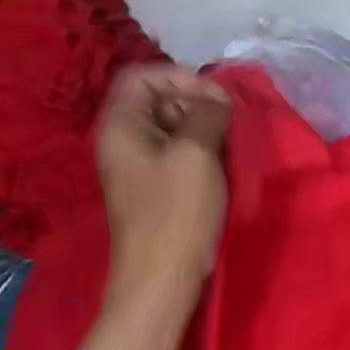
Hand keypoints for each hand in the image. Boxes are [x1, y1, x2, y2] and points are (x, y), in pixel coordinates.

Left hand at [95, 65, 229, 280]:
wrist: (164, 274)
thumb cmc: (177, 211)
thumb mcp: (196, 152)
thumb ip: (208, 113)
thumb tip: (217, 97)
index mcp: (120, 125)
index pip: (143, 75)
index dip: (181, 78)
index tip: (216, 99)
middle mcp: (124, 138)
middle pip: (159, 97)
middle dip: (197, 101)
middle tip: (228, 122)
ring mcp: (140, 162)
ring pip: (174, 124)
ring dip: (205, 126)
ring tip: (229, 142)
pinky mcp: (158, 183)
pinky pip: (180, 149)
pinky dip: (203, 147)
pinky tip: (222, 162)